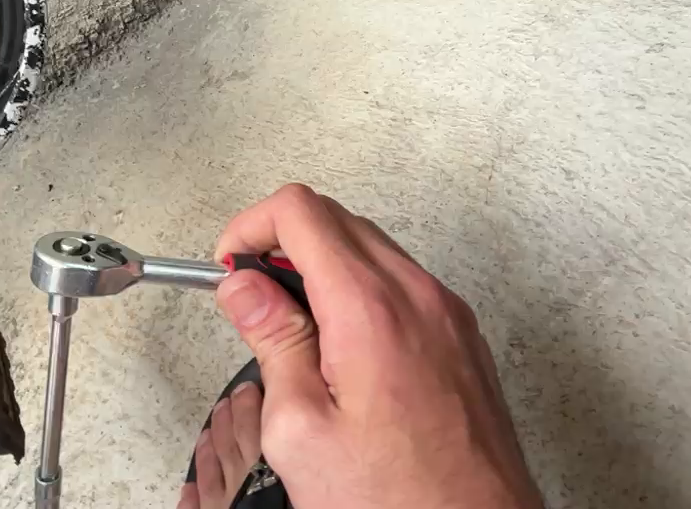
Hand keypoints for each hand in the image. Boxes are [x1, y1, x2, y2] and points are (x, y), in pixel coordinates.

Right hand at [206, 184, 541, 508]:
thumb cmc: (397, 504)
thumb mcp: (302, 429)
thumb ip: (272, 340)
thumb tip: (244, 286)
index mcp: (369, 306)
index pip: (299, 211)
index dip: (251, 226)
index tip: (230, 265)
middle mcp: (415, 292)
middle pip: (332, 215)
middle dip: (280, 239)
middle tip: (253, 294)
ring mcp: (445, 309)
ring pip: (367, 241)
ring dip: (320, 259)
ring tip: (294, 324)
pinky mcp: (460, 331)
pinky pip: (399, 275)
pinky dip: (359, 282)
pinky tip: (341, 339)